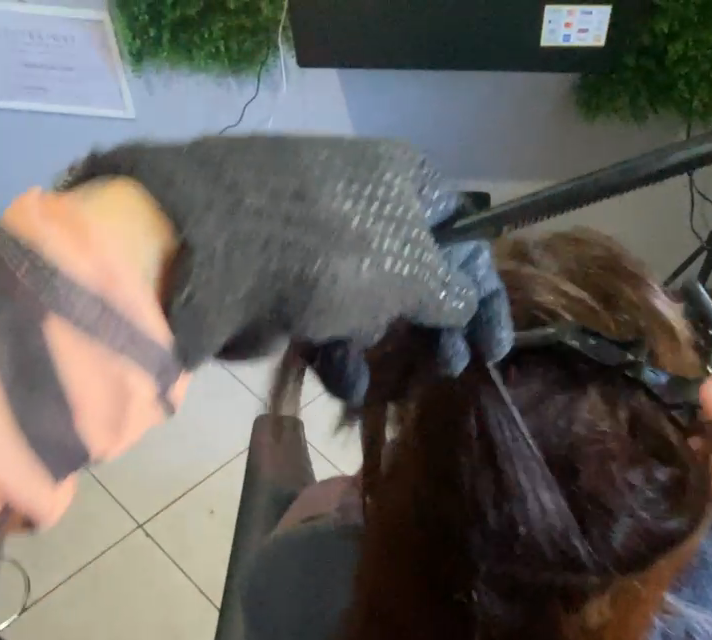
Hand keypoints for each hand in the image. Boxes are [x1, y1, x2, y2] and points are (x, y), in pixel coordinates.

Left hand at [59, 136, 511, 376]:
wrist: (218, 255)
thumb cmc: (333, 254)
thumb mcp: (412, 274)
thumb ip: (451, 295)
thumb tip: (465, 306)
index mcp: (406, 185)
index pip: (465, 240)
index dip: (484, 296)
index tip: (494, 349)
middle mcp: (367, 209)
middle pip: (417, 278)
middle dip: (431, 330)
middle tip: (448, 368)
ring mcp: (322, 247)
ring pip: (371, 308)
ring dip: (379, 348)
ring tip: (380, 380)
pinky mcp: (285, 283)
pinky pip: (328, 324)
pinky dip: (337, 355)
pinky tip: (341, 383)